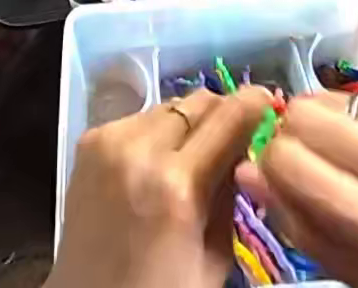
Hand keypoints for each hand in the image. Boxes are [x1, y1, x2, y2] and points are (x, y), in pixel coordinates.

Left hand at [49, 87, 274, 287]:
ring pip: (167, 106)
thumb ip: (229, 194)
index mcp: (177, 186)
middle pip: (196, 101)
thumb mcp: (214, 258)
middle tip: (235, 129)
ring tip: (192, 152)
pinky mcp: (89, 139)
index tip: (268, 98)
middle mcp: (141, 149)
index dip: (253, 103)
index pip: (228, 119)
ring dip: (187, 122)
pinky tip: (156, 160)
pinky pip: (137, 118)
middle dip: (221, 111)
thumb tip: (243, 146)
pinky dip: (155, 131)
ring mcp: (109, 139)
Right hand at [237, 94, 357, 287]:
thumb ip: (307, 230)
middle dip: (291, 138)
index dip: (271, 167)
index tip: (277, 180)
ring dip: (326, 127)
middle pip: (303, 113)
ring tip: (354, 163)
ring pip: (330, 97)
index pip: (290, 161)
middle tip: (308, 167)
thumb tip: (248, 172)